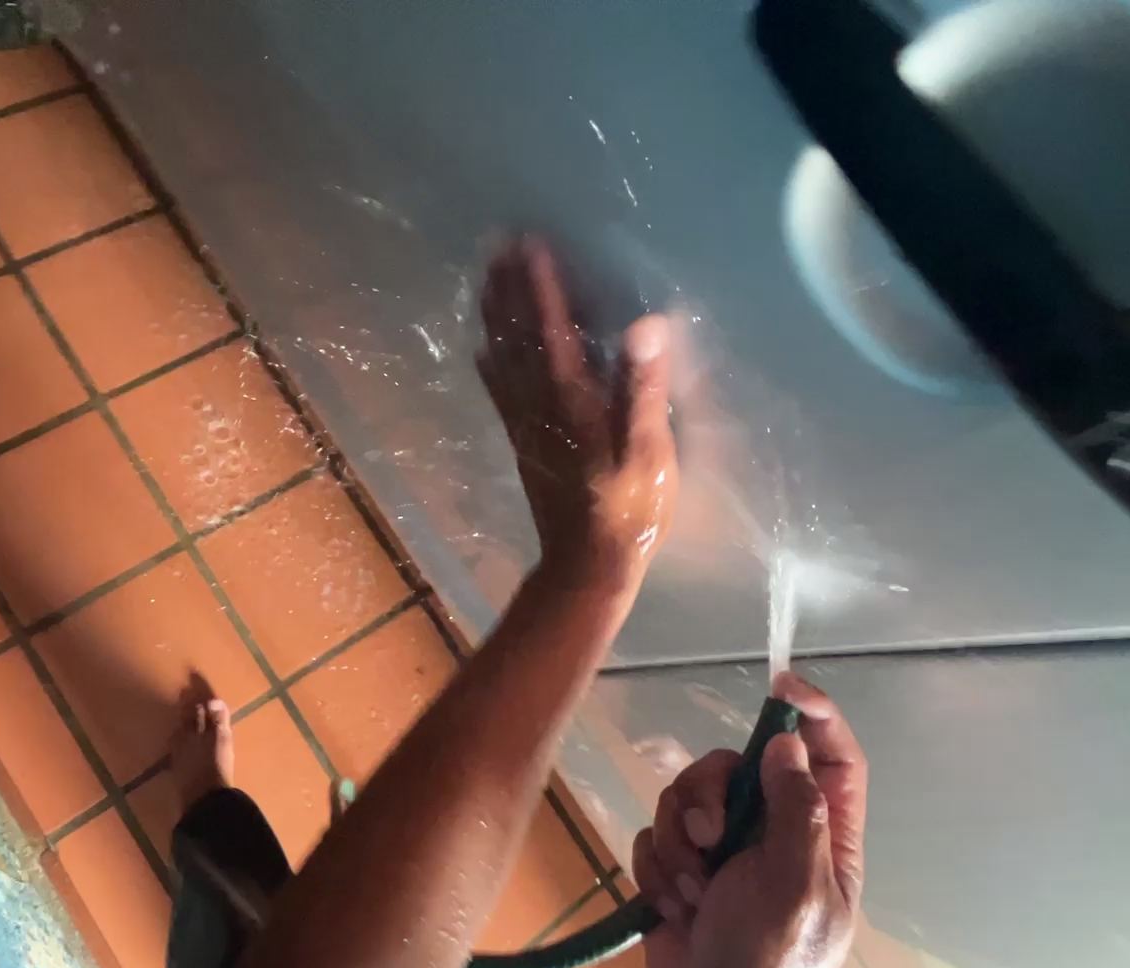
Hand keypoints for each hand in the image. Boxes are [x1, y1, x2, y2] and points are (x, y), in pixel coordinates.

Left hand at [478, 237, 677, 594]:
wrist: (586, 561)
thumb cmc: (627, 508)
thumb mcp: (649, 452)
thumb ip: (643, 390)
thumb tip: (645, 327)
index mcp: (572, 400)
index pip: (551, 330)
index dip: (540, 286)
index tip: (529, 244)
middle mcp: (539, 405)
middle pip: (516, 337)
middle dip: (507, 290)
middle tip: (495, 247)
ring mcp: (525, 424)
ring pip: (501, 359)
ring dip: (492, 318)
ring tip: (483, 281)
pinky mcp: (522, 443)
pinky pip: (498, 394)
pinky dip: (488, 365)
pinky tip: (480, 350)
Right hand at [632, 673, 867, 967]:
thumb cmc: (771, 962)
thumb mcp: (796, 887)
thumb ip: (795, 811)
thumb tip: (787, 741)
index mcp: (819, 832)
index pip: (831, 757)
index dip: (814, 713)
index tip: (781, 684)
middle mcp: (770, 828)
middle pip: (733, 766)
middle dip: (708, 798)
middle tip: (709, 842)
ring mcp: (722, 845)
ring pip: (684, 795)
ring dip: (678, 845)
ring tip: (692, 893)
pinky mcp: (679, 861)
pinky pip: (655, 832)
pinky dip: (659, 868)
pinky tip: (675, 907)